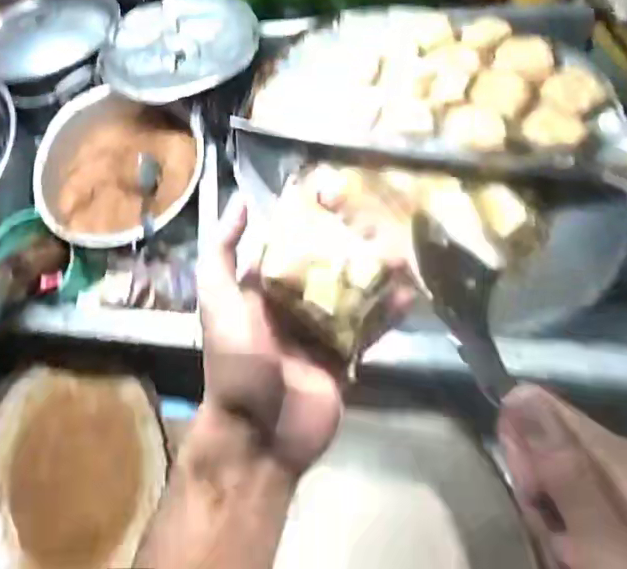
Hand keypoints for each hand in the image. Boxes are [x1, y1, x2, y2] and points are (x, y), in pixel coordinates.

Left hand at [196, 192, 415, 473]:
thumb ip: (223, 250)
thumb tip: (240, 202)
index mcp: (259, 285)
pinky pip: (367, 328)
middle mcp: (290, 302)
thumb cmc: (234, 360)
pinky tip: (409, 291)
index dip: (307, 218)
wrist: (259, 434)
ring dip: (373, 271)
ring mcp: (319, 329)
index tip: (333, 193)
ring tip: (399, 247)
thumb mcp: (217, 297)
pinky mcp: (344, 356)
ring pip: (350, 291)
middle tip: (375, 218)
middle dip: (347, 241)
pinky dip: (387, 311)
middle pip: (323, 263)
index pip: (286, 241)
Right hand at [498, 384, 626, 568]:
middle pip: (552, 442)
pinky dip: (581, 532)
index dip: (520, 449)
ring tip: (572, 558)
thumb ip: (566, 473)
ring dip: (557, 515)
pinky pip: (593, 505)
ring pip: (567, 476)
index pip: (539, 406)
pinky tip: (589, 559)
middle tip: (556, 542)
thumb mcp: (612, 552)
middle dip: (538, 487)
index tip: (531, 499)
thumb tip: (520, 392)